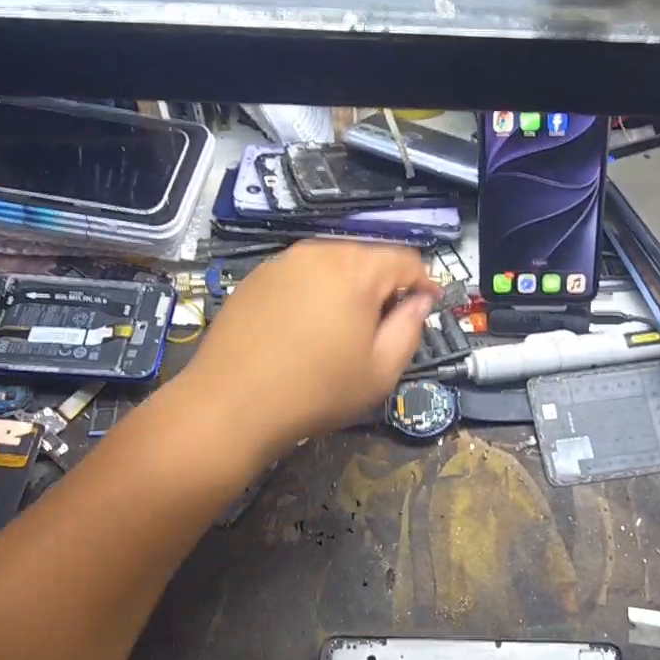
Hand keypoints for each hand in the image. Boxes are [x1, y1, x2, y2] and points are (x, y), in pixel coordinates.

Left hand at [179, 240, 439, 447]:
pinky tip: (306, 329)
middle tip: (384, 325)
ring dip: (348, 288)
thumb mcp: (380, 371)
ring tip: (344, 329)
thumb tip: (420, 302)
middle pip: (368, 256)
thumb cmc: (315, 392)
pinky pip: (300, 275)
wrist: (230, 405)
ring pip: (332, 264)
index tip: (428, 306)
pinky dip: (314, 292)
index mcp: (356, 270)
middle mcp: (319, 253)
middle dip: (384, 285)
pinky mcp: (255, 278)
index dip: (424, 282)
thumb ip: (410, 329)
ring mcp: (282, 262)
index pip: (406, 259)